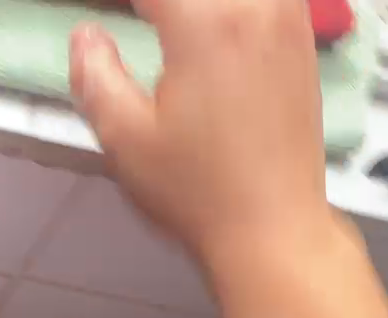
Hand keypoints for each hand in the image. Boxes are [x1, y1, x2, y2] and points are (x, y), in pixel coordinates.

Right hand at [69, 0, 335, 269]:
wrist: (269, 225)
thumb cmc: (192, 191)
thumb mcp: (126, 142)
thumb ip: (98, 78)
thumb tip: (85, 34)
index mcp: (205, 22)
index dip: (117, 3)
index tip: (97, 17)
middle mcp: (255, 3)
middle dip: (157, 3)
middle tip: (131, 23)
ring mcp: (288, 15)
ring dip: (193, 6)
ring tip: (163, 23)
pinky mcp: (302, 37)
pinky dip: (230, 9)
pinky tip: (212, 26)